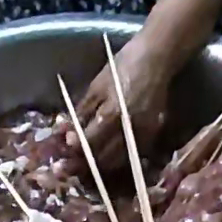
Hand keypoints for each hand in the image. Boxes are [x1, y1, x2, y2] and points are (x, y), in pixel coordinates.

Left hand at [74, 31, 171, 170]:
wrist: (158, 56)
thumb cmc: (123, 67)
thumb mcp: (96, 87)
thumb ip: (80, 114)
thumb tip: (63, 133)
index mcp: (113, 114)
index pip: (89, 143)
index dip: (74, 149)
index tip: (64, 149)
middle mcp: (130, 128)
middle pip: (102, 158)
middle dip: (82, 163)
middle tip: (67, 165)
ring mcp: (144, 132)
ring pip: (116, 161)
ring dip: (97, 165)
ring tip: (83, 161)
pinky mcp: (153, 134)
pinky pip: (130, 155)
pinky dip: (114, 159)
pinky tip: (103, 155)